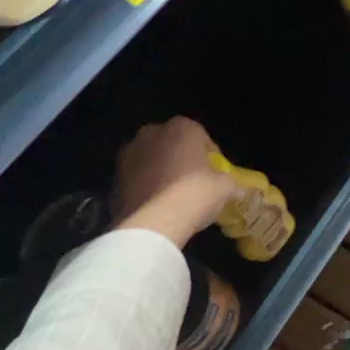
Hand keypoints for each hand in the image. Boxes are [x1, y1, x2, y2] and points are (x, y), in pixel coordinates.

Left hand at [113, 117, 233, 247]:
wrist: (153, 222)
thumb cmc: (195, 193)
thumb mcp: (225, 187)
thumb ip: (229, 182)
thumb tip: (237, 190)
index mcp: (181, 127)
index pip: (201, 136)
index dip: (210, 155)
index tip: (215, 172)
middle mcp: (151, 134)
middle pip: (171, 144)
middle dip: (181, 158)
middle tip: (193, 180)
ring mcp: (127, 156)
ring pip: (150, 160)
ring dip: (159, 171)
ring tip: (172, 195)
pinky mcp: (113, 179)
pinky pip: (135, 180)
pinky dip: (144, 188)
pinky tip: (155, 206)